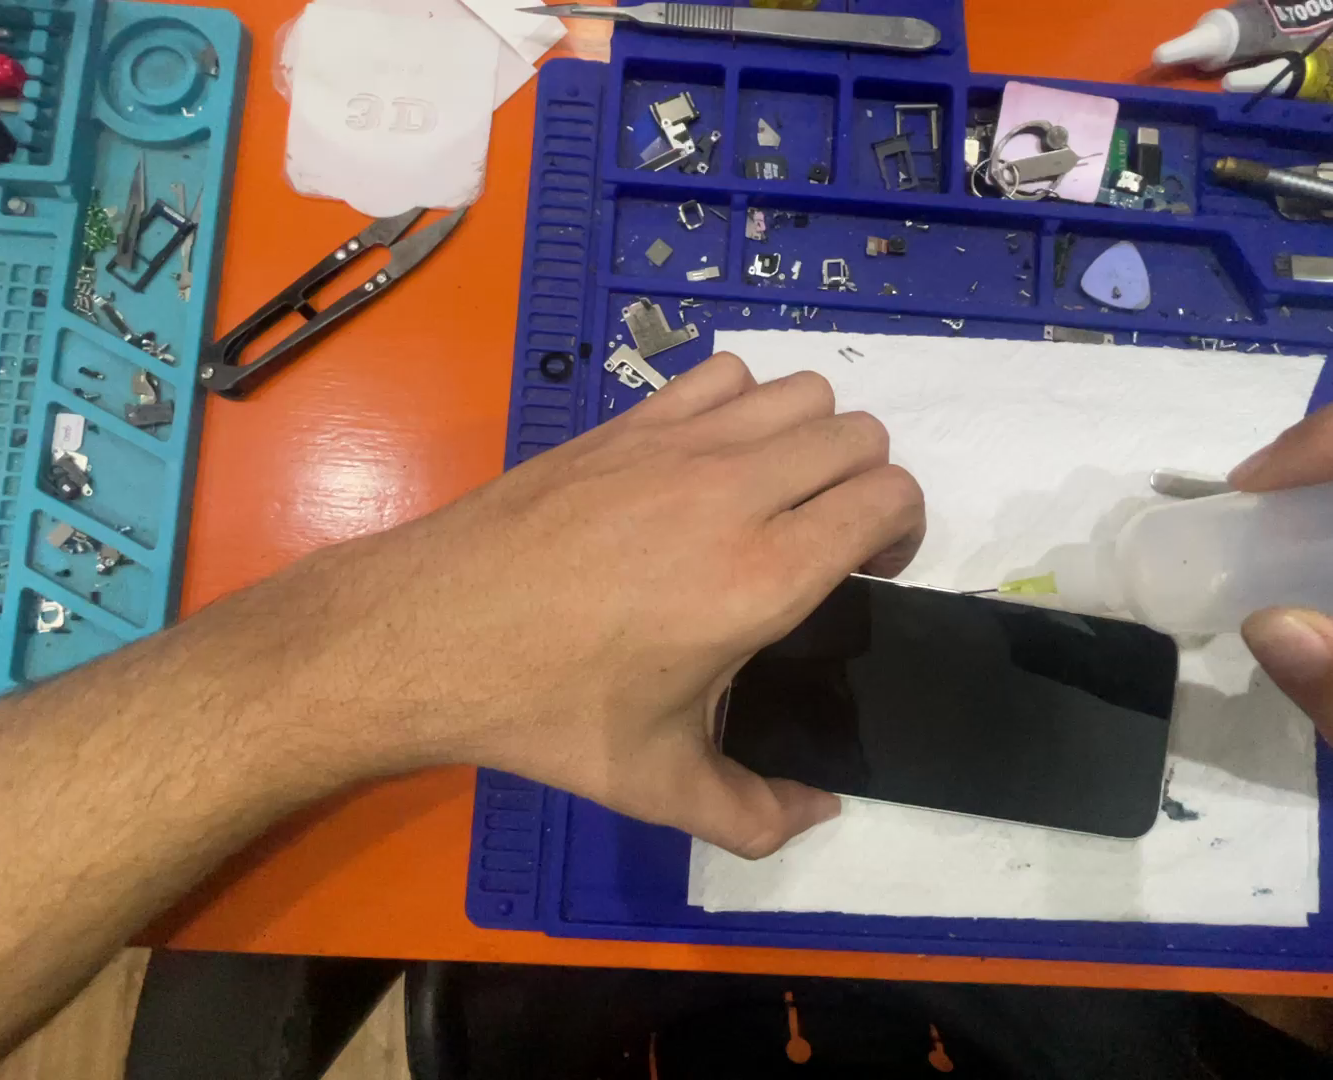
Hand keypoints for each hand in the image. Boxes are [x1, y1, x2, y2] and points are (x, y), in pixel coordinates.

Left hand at [288, 352, 923, 856]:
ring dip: (812, 438)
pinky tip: (708, 458)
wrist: (429, 632)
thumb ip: (754, 814)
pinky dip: (743, 405)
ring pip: (802, 392)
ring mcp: (678, 444)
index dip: (902, 530)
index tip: (869, 570)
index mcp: (763, 577)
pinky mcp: (627, 422)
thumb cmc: (547, 708)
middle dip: (867, 483)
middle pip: (859, 435)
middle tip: (826, 537)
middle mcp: (736, 492)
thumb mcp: (656, 784)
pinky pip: (723, 376)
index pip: (887, 499)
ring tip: (774, 492)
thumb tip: (818, 814)